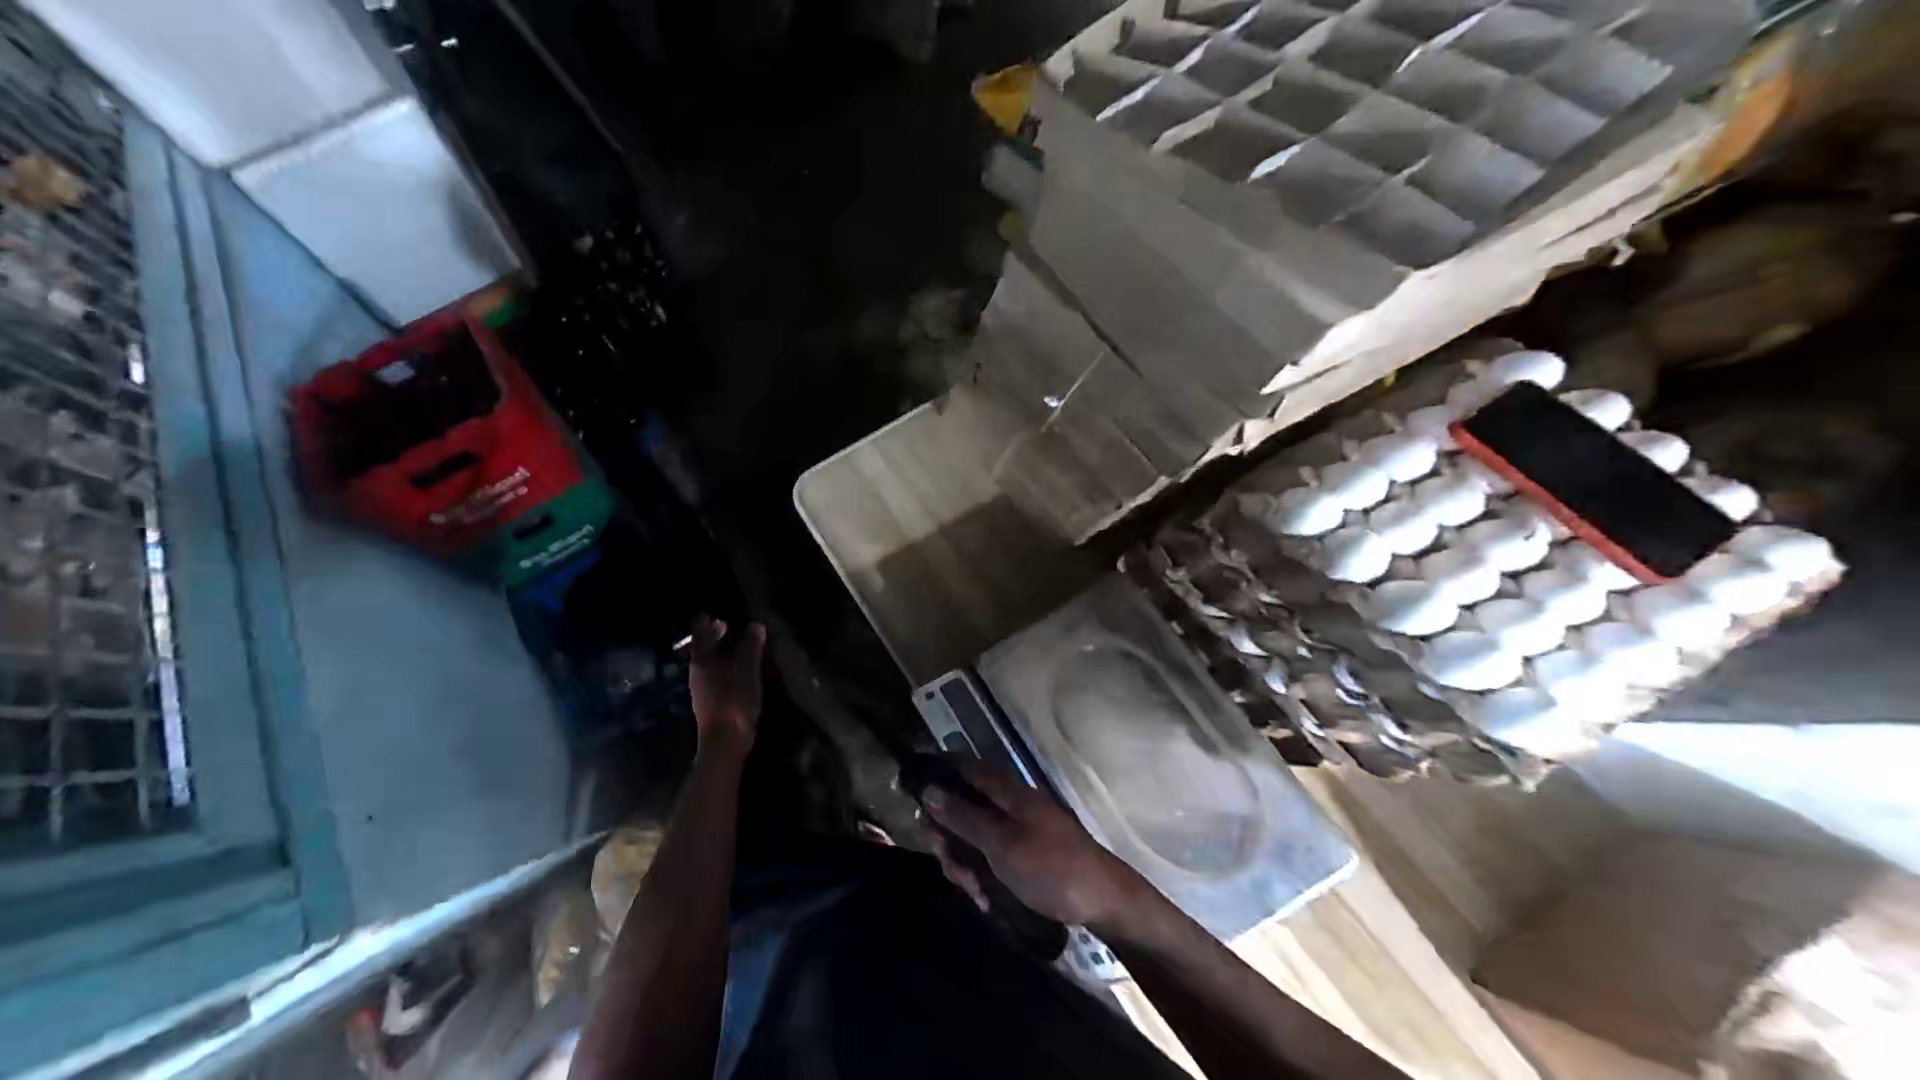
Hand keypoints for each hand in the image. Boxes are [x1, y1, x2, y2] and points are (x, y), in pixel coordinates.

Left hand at [688, 615, 764, 756]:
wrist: (724, 742)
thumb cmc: (734, 701)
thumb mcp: (747, 671)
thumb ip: (751, 648)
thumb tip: (755, 625)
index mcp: (703, 661)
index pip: (701, 635)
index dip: (705, 623)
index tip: (709, 613)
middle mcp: (697, 672)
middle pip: (702, 648)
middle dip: (712, 636)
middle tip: (724, 625)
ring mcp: (700, 688)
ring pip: (706, 663)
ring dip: (717, 651)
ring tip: (732, 645)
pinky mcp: (707, 701)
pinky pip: (711, 675)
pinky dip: (720, 665)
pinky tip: (733, 669)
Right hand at [923, 761, 1150, 929]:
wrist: (1103, 902)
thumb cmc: (1051, 867)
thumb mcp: (1001, 844)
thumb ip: (964, 817)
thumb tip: (929, 789)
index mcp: (1008, 792)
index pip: (964, 769)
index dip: (938, 777)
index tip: (914, 797)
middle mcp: (1010, 806)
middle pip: (964, 812)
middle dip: (951, 842)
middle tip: (955, 869)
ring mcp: (1017, 832)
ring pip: (974, 841)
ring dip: (967, 867)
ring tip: (978, 893)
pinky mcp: (1023, 857)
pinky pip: (991, 861)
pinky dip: (985, 879)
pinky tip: (988, 901)